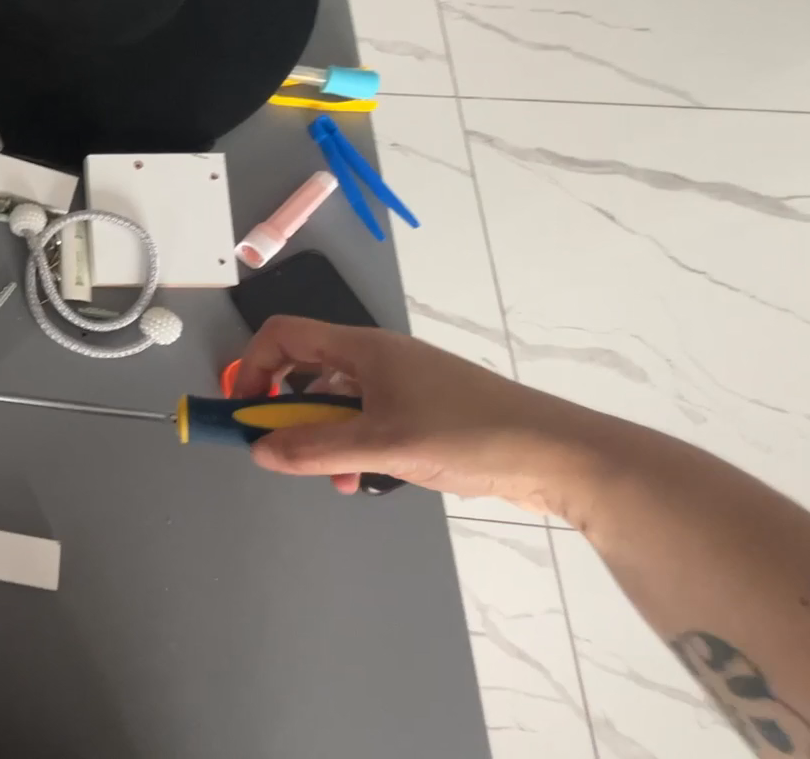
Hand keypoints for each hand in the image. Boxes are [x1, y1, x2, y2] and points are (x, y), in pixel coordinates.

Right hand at [233, 316, 612, 512]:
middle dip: (284, 406)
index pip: (284, 335)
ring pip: (335, 399)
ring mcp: (403, 383)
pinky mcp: (423, 409)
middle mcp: (378, 357)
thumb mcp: (381, 447)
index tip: (246, 407)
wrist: (568, 457)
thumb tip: (258, 451)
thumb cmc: (469, 436)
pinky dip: (351, 444)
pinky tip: (361, 479)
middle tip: (279, 442)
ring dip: (319, 434)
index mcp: (364, 348)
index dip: (253, 364)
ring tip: (330, 475)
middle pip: (305, 367)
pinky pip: (366, 418)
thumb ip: (314, 450)